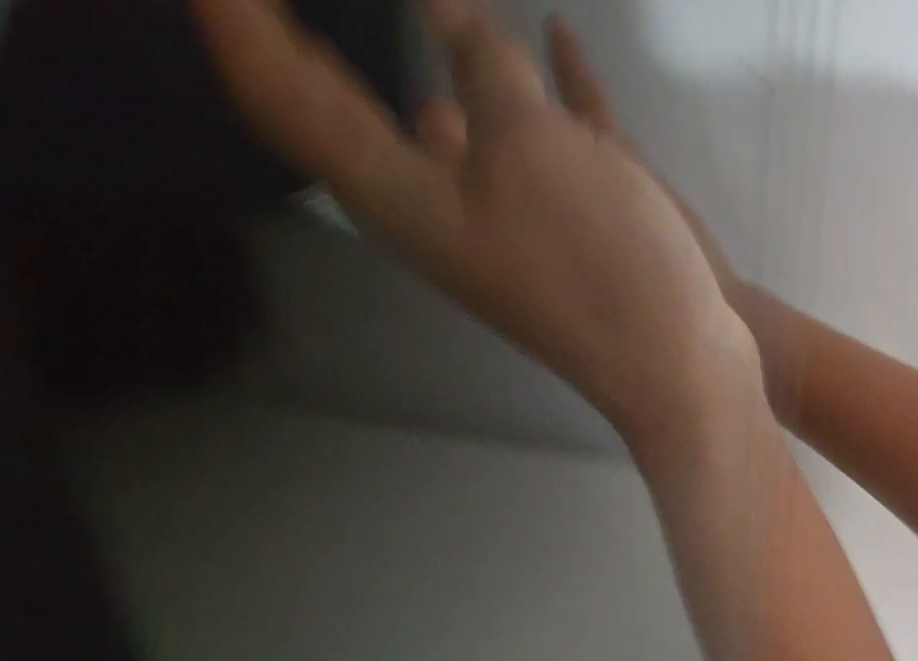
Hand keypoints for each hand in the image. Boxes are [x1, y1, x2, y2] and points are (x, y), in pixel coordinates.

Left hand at [190, 0, 757, 443]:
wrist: (678, 368)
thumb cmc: (599, 264)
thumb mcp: (534, 149)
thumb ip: (485, 71)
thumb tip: (450, 17)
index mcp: (396, 191)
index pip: (282, 89)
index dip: (239, 18)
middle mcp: (432, 207)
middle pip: (346, 112)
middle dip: (305, 42)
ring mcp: (501, 222)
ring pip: (440, 125)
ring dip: (426, 60)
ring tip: (431, 6)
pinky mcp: (561, 230)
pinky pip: (529, 141)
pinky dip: (530, 88)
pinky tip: (558, 44)